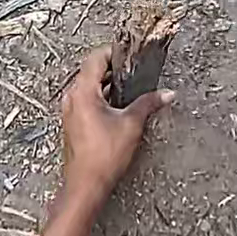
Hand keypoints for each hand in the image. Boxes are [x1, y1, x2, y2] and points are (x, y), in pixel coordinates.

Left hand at [58, 47, 174, 201]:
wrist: (86, 184)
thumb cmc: (103, 156)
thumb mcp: (131, 124)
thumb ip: (148, 104)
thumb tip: (166, 94)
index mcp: (82, 92)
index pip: (95, 59)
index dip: (112, 52)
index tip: (128, 52)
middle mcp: (72, 98)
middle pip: (90, 71)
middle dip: (112, 67)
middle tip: (132, 68)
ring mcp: (70, 110)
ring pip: (88, 86)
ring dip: (107, 83)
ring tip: (128, 85)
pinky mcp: (73, 122)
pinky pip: (85, 100)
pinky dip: (100, 96)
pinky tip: (117, 105)